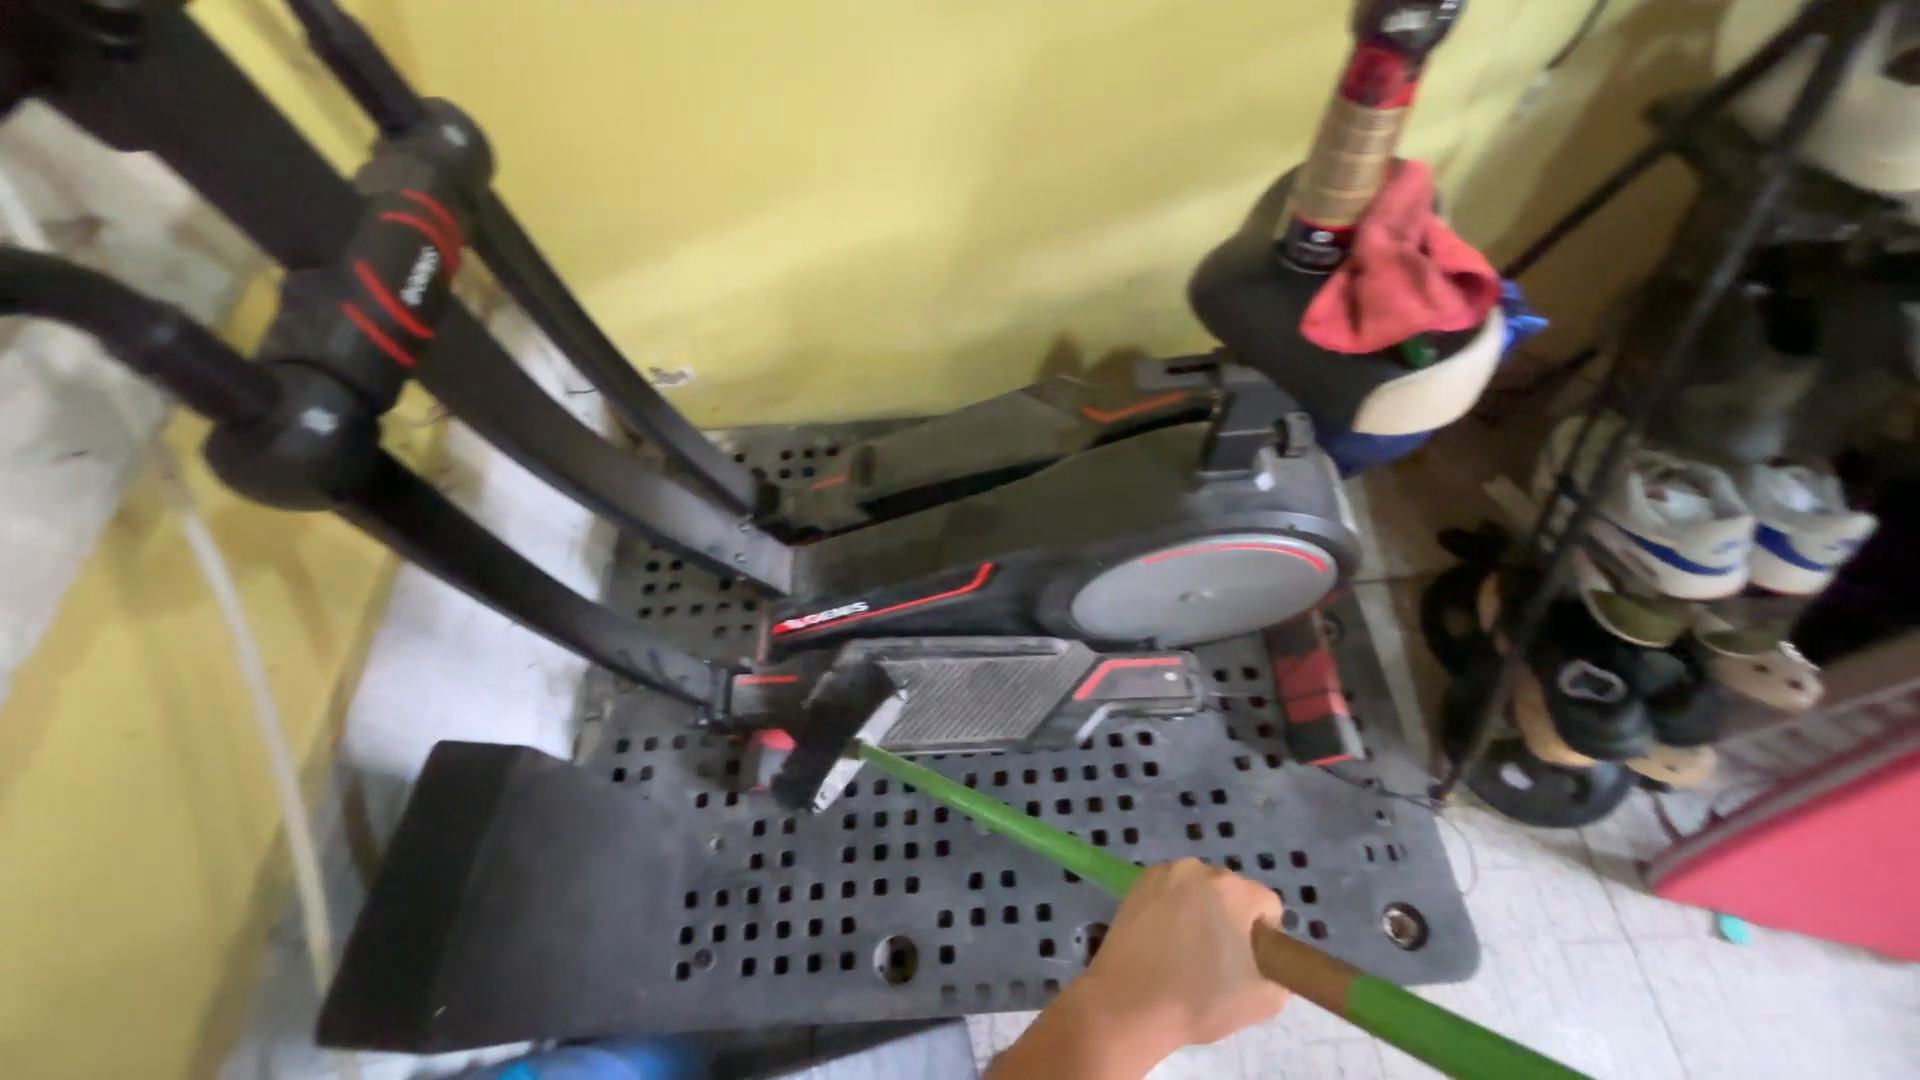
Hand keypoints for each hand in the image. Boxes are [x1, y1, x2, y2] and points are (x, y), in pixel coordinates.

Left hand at [1077, 858, 1288, 1050]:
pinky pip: (1171, 891)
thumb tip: (1266, 961)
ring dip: (1202, 909)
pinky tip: (1165, 938)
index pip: (1267, 904)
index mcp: (1232, 889)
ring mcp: (1164, 872)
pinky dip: (1174, 907)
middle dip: (1233, 918)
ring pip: (1199, 889)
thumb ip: (1279, 974)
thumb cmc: (1198, 999)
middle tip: (1220, 956)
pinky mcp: (1137, 883)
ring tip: (1188, 948)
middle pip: (1232, 891)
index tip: (1252, 961)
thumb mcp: (1263, 1000)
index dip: (1267, 934)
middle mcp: (1197, 869)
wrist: (1129, 1002)